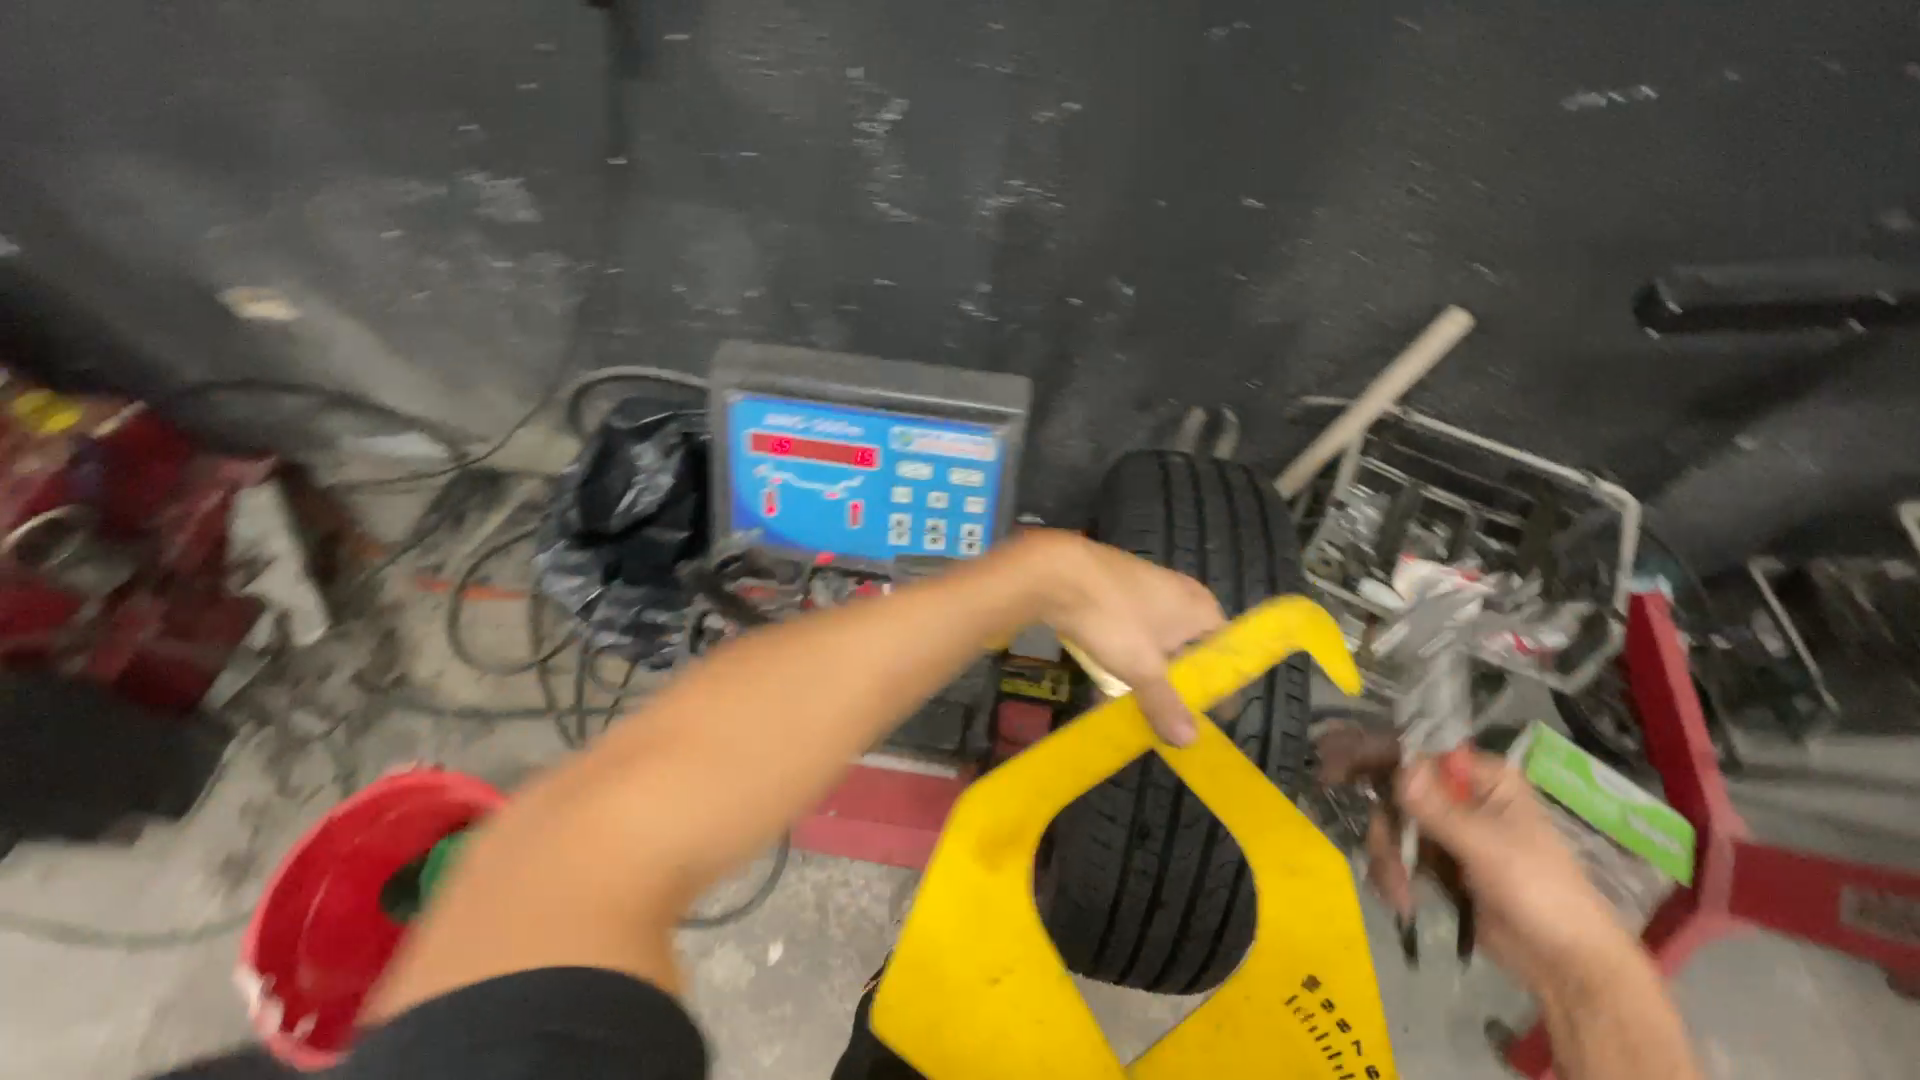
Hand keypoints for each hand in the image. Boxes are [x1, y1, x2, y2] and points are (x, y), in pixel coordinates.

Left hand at [1023, 530, 1226, 745]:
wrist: (1056, 572)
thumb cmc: (1113, 618)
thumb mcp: (1143, 670)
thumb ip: (1166, 704)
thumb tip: (1190, 741)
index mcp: (1201, 608)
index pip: (1225, 651)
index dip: (1218, 685)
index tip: (1209, 716)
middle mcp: (1179, 594)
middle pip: (1187, 649)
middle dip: (1175, 685)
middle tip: (1167, 719)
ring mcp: (1143, 590)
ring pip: (1152, 643)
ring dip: (1142, 676)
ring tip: (1132, 709)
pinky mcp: (1111, 592)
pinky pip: (1124, 632)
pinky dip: (1118, 659)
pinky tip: (1102, 686)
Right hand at [1384, 752, 1641, 990]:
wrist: (1565, 963)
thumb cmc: (1541, 892)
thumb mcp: (1488, 848)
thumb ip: (1440, 810)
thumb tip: (1401, 769)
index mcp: (1483, 780)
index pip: (1418, 754)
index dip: (1374, 757)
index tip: (1333, 769)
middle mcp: (1462, 798)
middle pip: (1396, 793)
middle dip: (1387, 831)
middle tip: (1386, 859)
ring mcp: (1449, 832)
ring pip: (1393, 827)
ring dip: (1390, 860)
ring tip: (1400, 894)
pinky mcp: (1440, 865)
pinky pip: (1399, 856)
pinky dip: (1393, 876)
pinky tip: (1403, 900)